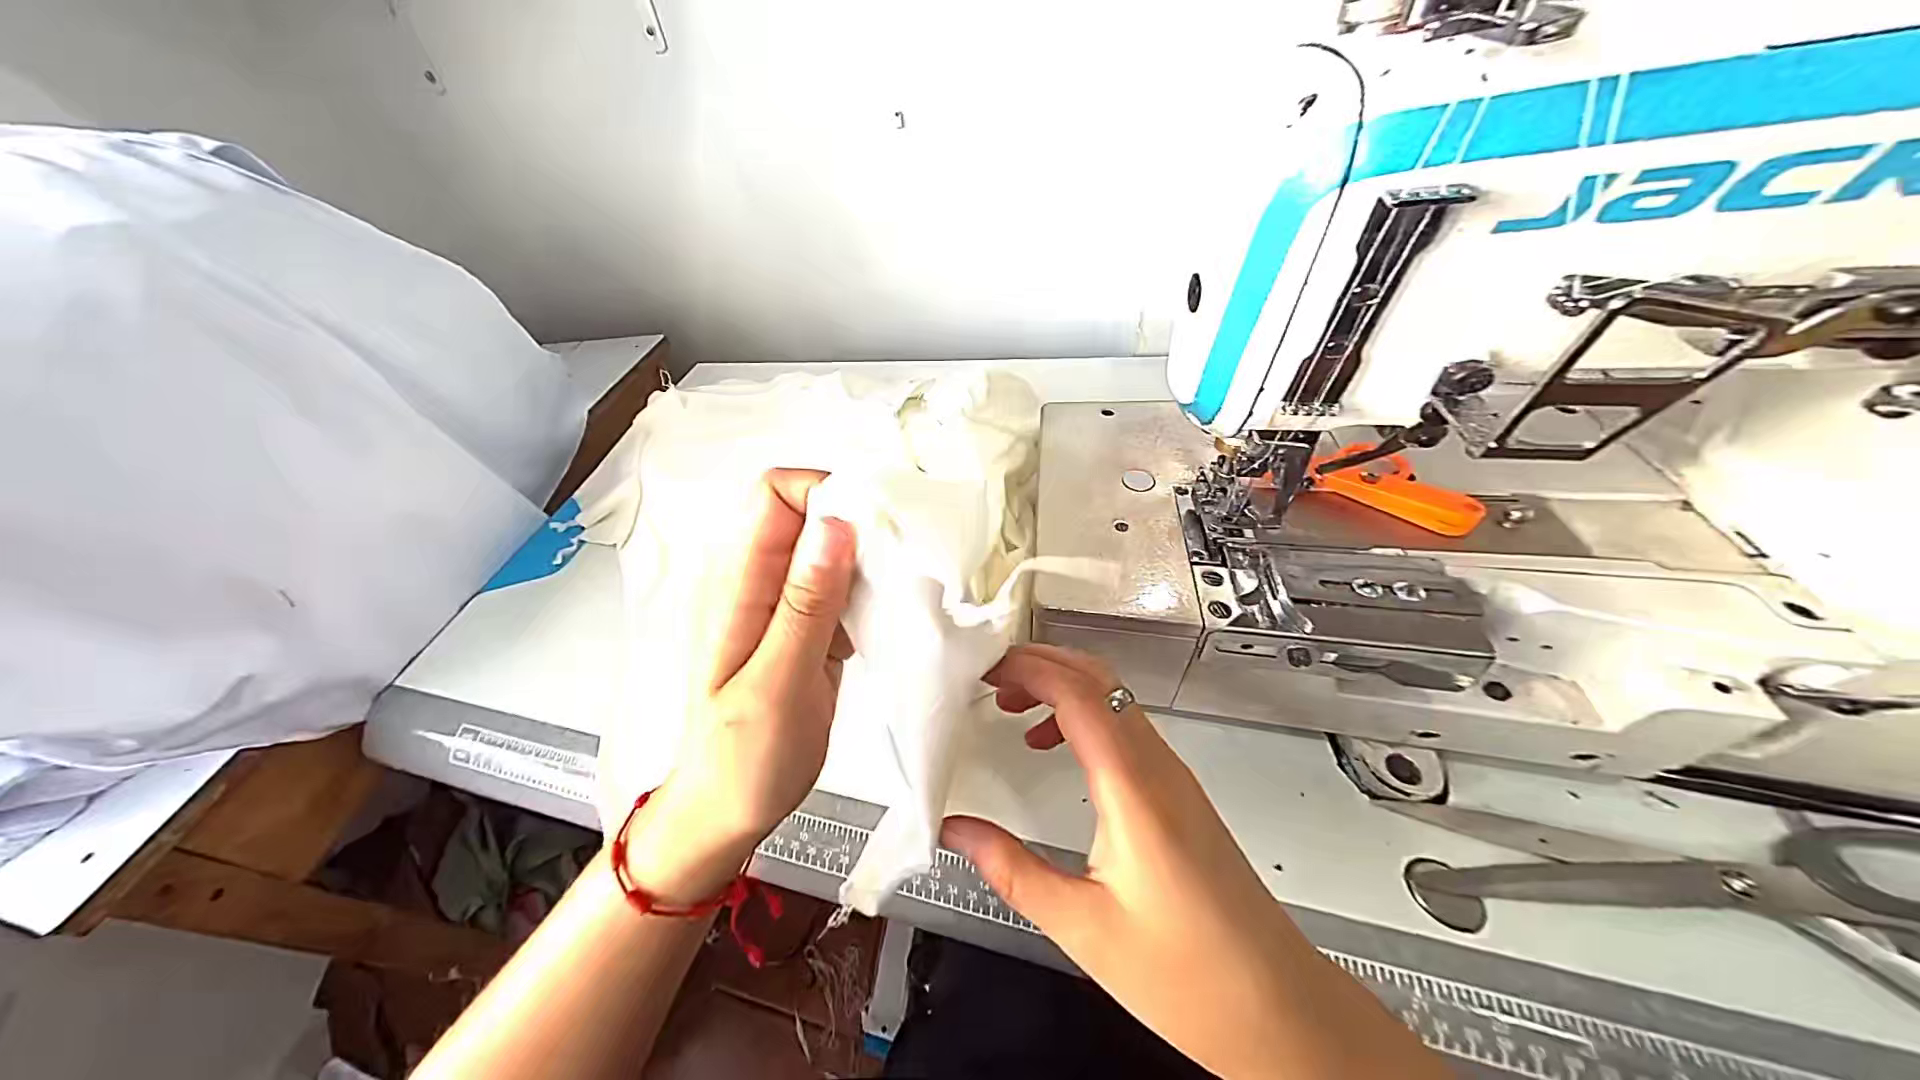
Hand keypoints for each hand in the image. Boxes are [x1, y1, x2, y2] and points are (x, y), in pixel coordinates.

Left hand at [623, 469, 855, 903]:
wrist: (728, 808)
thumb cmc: (740, 760)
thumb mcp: (776, 682)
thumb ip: (805, 604)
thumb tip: (833, 527)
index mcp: (737, 586)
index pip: (774, 495)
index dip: (825, 493)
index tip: (872, 524)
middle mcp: (757, 584)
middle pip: (809, 514)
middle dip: (858, 522)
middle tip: (897, 558)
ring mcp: (783, 605)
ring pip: (831, 548)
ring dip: (869, 557)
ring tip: (899, 586)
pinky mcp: (806, 627)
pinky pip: (842, 586)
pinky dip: (869, 590)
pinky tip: (887, 614)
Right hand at [942, 644, 1445, 1079]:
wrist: (1278, 1008)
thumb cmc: (1189, 975)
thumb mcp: (1081, 926)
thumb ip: (1010, 869)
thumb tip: (956, 831)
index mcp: (1134, 789)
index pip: (1079, 694)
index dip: (1030, 668)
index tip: (986, 668)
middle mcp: (1159, 767)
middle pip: (1099, 678)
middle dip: (1041, 662)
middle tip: (991, 675)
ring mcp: (1173, 775)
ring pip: (1114, 696)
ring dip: (1062, 685)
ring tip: (1013, 705)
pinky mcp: (1178, 791)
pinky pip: (1124, 725)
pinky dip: (1082, 714)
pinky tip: (1053, 746)